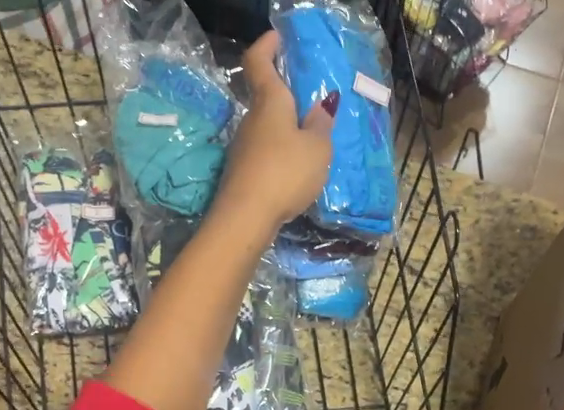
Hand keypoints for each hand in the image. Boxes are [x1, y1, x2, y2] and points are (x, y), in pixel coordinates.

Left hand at [214, 31, 335, 231]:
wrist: (246, 217)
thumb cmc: (285, 172)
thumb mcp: (317, 149)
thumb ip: (321, 126)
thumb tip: (322, 106)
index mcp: (270, 102)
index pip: (259, 61)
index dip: (267, 45)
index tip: (277, 38)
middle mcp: (251, 120)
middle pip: (266, 100)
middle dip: (285, 98)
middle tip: (309, 103)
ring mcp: (242, 148)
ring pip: (266, 131)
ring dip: (284, 133)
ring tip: (308, 145)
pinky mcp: (241, 174)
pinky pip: (264, 156)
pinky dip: (278, 157)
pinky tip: (293, 174)